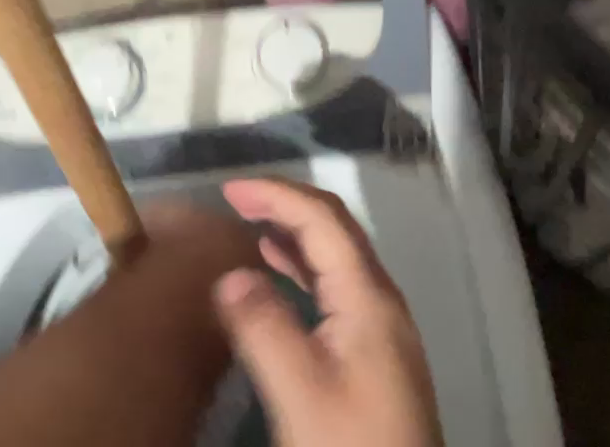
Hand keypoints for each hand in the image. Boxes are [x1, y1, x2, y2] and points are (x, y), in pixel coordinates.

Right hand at [213, 178, 442, 446]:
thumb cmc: (350, 444)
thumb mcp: (300, 392)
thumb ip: (264, 328)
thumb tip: (230, 273)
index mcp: (368, 296)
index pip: (323, 219)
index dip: (277, 194)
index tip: (230, 189)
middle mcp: (379, 298)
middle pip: (335, 227)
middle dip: (286, 202)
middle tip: (236, 198)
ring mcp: (379, 323)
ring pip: (335, 254)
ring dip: (293, 230)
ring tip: (248, 221)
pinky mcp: (371, 348)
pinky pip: (334, 282)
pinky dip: (301, 263)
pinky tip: (277, 270)